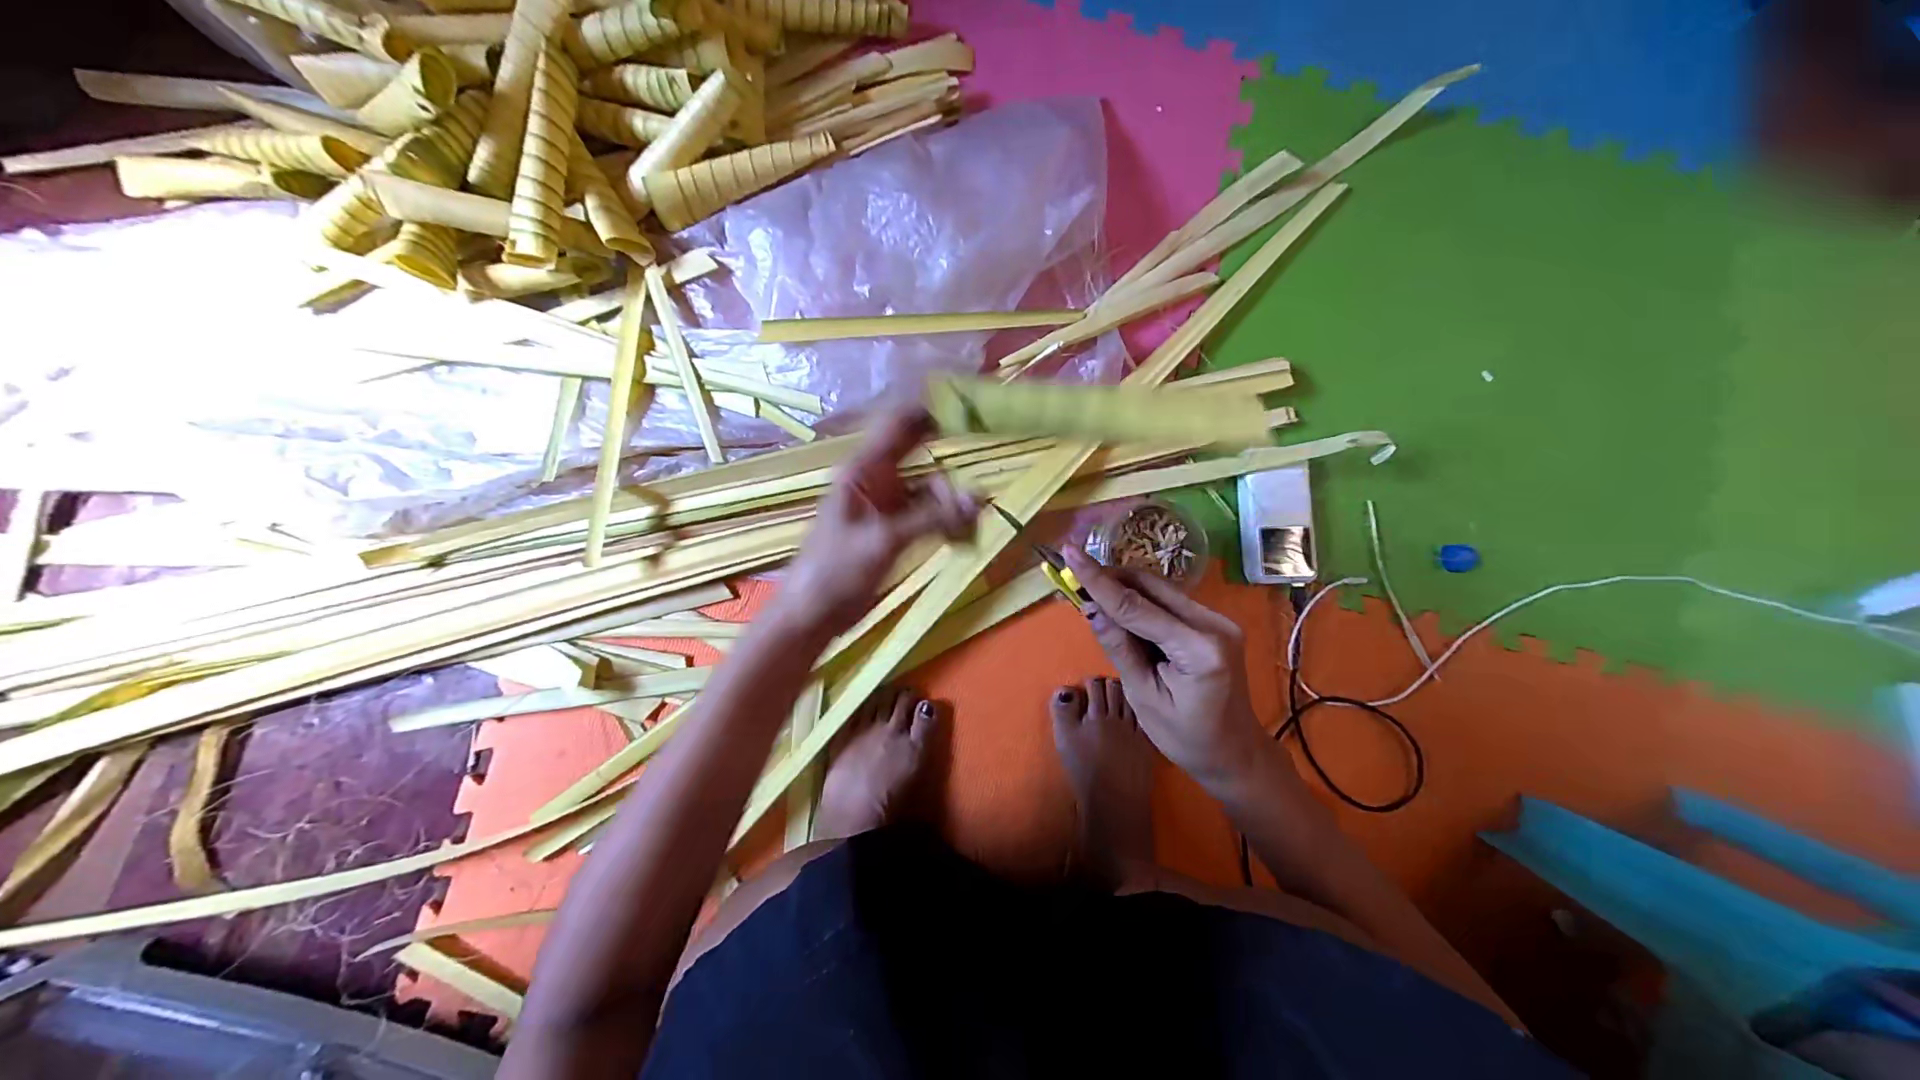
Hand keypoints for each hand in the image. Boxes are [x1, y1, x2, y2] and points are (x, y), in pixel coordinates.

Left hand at [773, 406, 979, 637]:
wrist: (813, 614)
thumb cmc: (836, 571)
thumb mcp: (885, 540)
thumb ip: (932, 517)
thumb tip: (979, 497)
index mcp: (863, 469)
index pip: (900, 424)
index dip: (931, 410)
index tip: (970, 407)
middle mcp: (877, 480)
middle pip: (923, 457)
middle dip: (951, 468)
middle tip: (983, 480)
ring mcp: (886, 505)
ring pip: (930, 490)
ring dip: (952, 504)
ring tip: (969, 527)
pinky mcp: (894, 530)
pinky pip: (929, 516)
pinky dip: (946, 523)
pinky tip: (962, 538)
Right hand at [1063, 547, 1266, 787]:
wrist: (1235, 753)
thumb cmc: (1187, 738)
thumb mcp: (1144, 698)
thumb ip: (1120, 648)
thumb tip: (1091, 608)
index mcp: (1199, 649)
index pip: (1137, 607)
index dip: (1099, 580)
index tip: (1072, 552)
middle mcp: (1214, 624)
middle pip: (1152, 587)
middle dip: (1110, 577)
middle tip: (1074, 571)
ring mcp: (1218, 620)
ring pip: (1160, 590)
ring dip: (1124, 588)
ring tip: (1091, 592)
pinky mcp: (1215, 623)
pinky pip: (1170, 602)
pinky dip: (1141, 602)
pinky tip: (1120, 610)